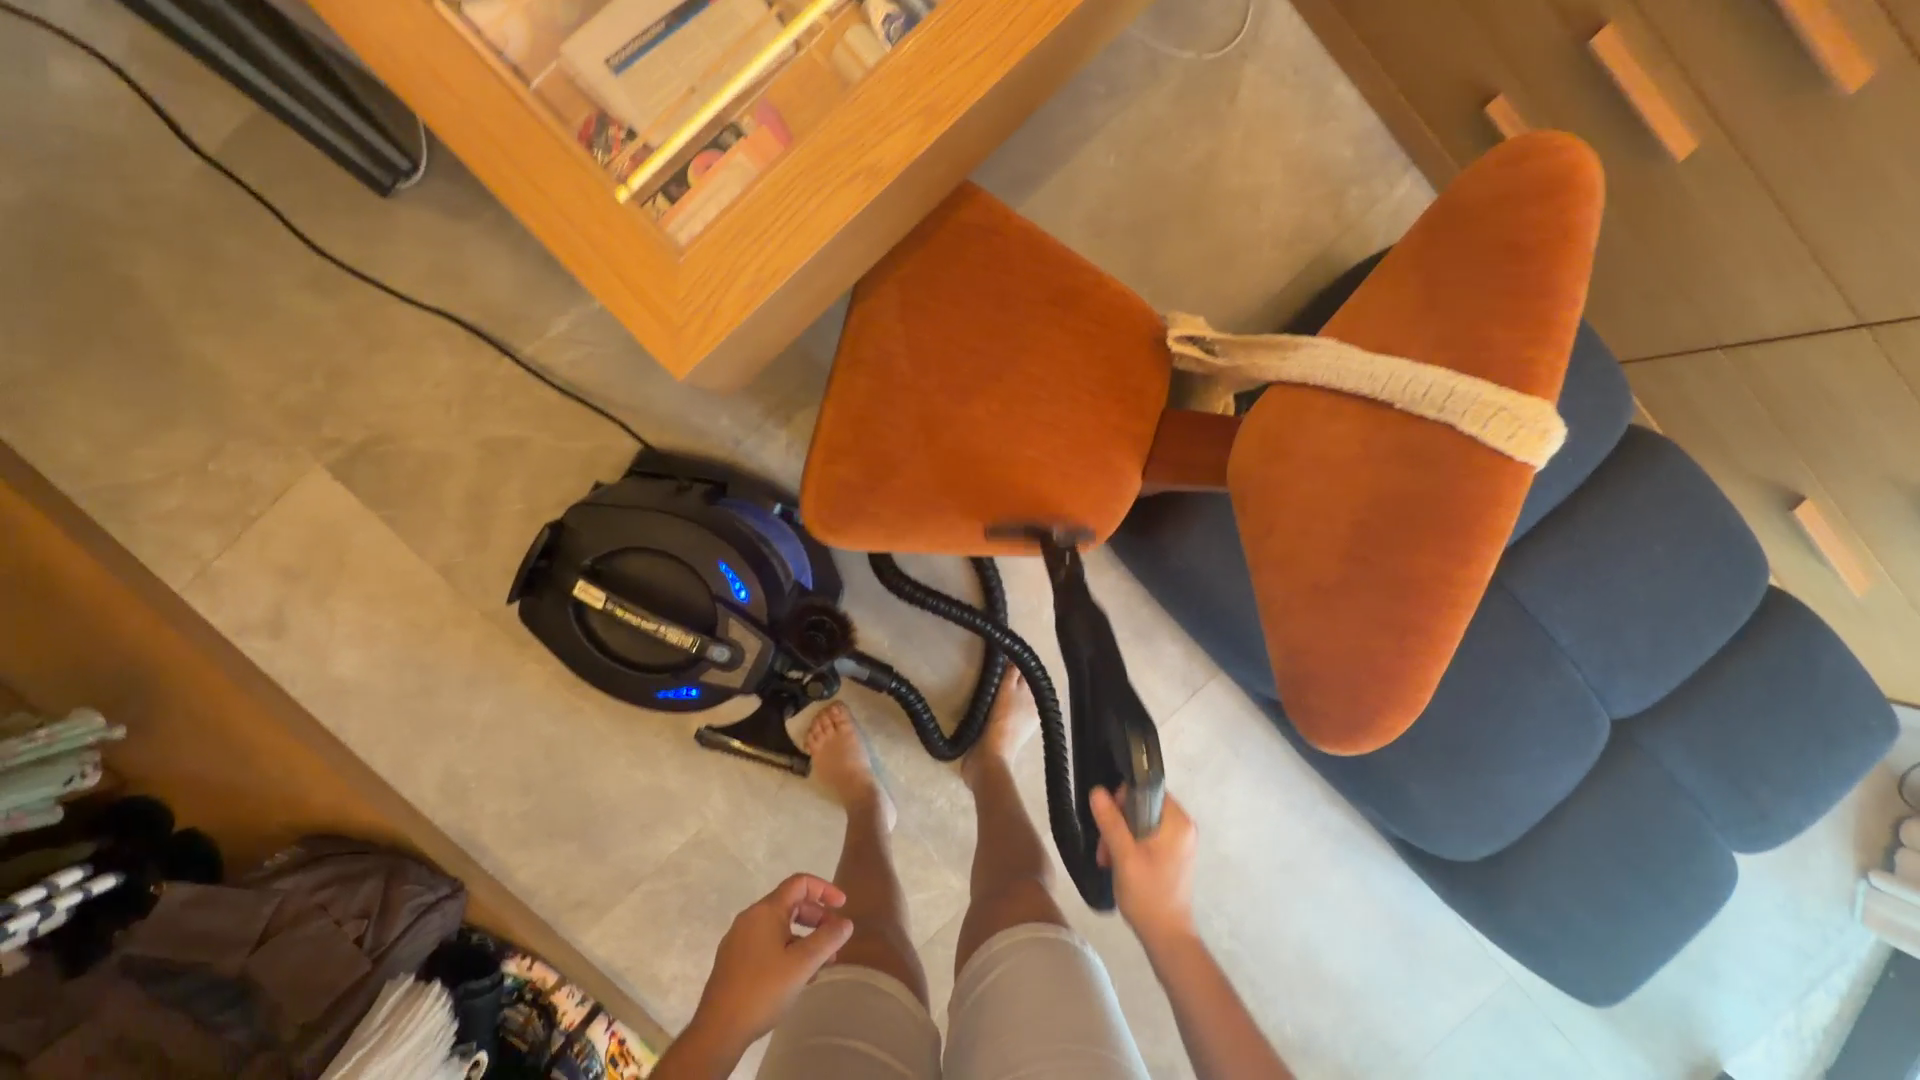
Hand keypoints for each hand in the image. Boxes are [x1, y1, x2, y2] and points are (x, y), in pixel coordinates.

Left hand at [682, 874, 855, 1056]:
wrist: (719, 1029)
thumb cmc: (763, 990)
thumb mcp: (803, 964)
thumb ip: (828, 940)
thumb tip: (846, 923)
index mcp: (765, 911)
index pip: (800, 883)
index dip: (825, 889)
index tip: (843, 907)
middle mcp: (750, 919)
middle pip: (791, 905)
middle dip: (818, 918)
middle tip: (836, 940)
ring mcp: (739, 940)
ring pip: (780, 928)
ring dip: (804, 939)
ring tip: (821, 965)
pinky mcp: (734, 960)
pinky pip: (768, 944)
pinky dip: (788, 950)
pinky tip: (797, 976)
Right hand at [1091, 787, 1197, 943]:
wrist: (1166, 935)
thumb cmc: (1147, 895)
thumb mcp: (1124, 856)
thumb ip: (1111, 822)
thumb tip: (1097, 791)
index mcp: (1178, 821)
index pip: (1147, 790)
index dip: (1123, 800)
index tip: (1108, 821)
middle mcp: (1183, 826)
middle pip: (1142, 806)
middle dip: (1118, 824)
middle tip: (1104, 849)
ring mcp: (1179, 841)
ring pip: (1141, 822)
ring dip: (1120, 837)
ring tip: (1108, 860)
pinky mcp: (1173, 854)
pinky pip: (1147, 836)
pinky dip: (1130, 846)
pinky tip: (1118, 864)